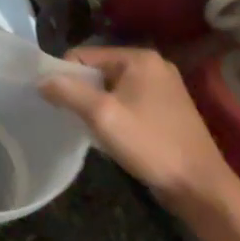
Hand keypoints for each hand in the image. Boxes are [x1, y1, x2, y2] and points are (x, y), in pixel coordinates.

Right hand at [38, 46, 239, 212]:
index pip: (82, 55)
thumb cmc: (150, 144)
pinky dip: (112, 113)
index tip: (59, 104)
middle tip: (76, 118)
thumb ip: (67, 91)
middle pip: (96, 70)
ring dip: (95, 105)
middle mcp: (153, 66)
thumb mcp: (101, 115)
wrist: (199, 185)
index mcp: (139, 59)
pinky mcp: (166, 107)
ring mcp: (162, 87)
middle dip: (80, 92)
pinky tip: (113, 133)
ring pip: (109, 87)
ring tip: (94, 128)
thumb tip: (40, 80)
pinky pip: (125, 100)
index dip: (64, 77)